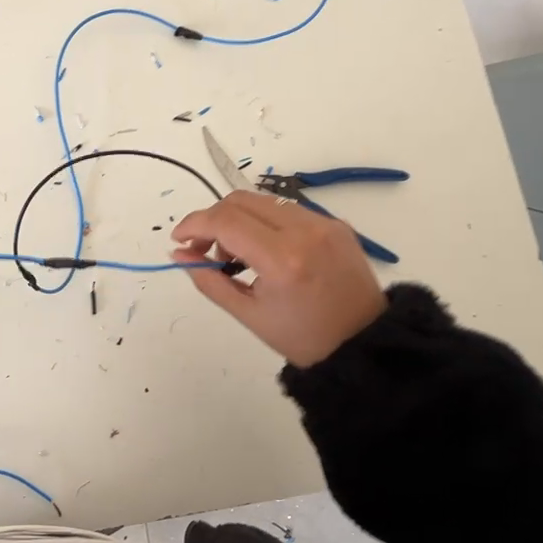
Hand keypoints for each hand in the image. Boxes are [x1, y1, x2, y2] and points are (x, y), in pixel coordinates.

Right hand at [171, 191, 385, 367]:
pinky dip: (262, 221)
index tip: (178, 240)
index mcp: (282, 259)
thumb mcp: (247, 313)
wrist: (364, 343)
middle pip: (240, 200)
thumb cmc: (302, 337)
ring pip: (262, 200)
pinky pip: (286, 209)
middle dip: (212, 220)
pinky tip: (262, 250)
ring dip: (237, 218)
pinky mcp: (335, 223)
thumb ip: (209, 279)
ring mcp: (323, 223)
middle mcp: (304, 231)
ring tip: (234, 253)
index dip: (193, 225)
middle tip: (203, 249)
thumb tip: (179, 253)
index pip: (225, 221)